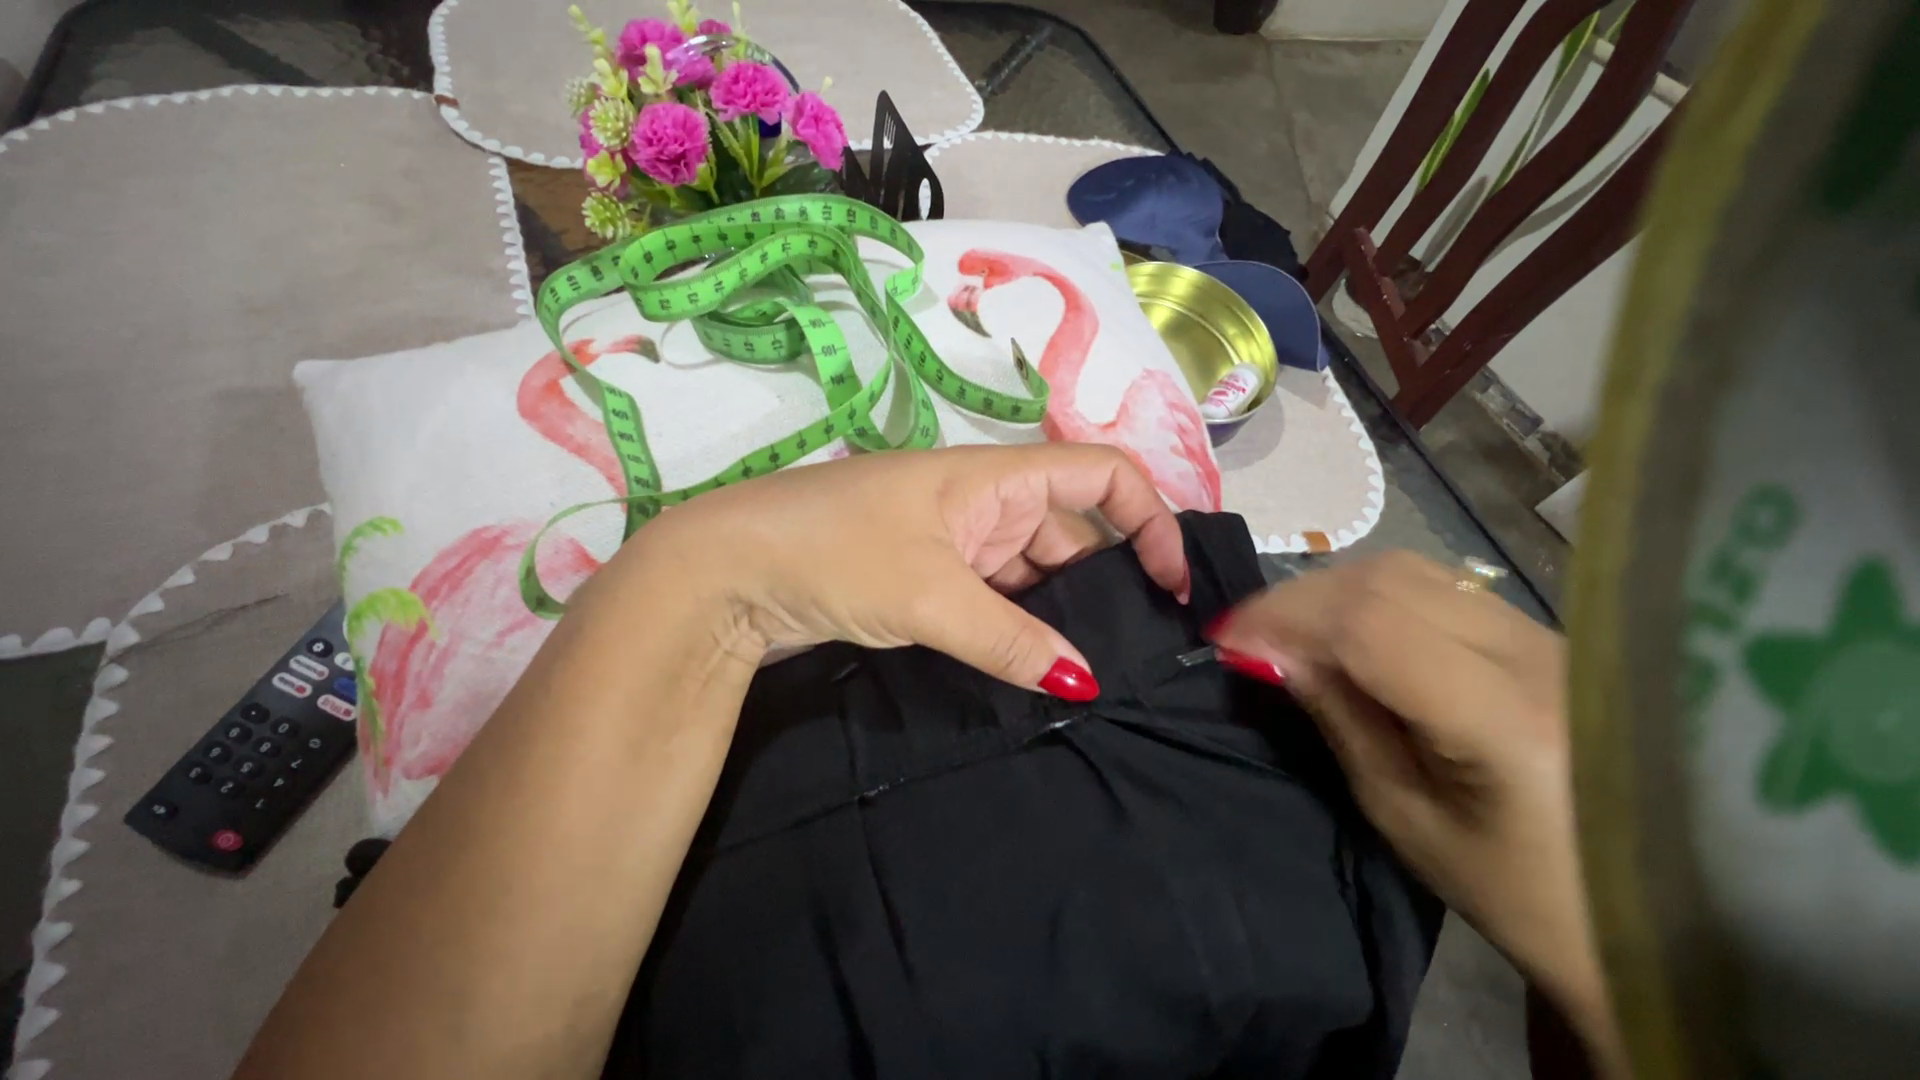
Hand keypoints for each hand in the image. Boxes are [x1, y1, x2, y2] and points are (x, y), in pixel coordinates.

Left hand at [586, 443, 1190, 700]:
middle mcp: (983, 502)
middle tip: (1135, 655)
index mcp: (994, 477)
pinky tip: (1035, 671)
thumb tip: (1086, 683)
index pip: (1101, 474)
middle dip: (1106, 586)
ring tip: (1090, 674)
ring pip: (1032, 575)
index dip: (1149, 518)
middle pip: (1072, 533)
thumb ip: (1011, 639)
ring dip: (1058, 618)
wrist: (725, 571)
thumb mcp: (929, 596)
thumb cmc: (833, 552)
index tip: (1170, 586)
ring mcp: (953, 543)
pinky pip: (994, 601)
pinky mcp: (925, 579)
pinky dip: (1017, 632)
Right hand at [1207, 553, 1623, 1075]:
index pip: (1371, 627)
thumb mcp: (1404, 816)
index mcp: (1504, 719)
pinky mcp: (1544, 633)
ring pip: (1412, 570)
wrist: (1646, 907)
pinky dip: (1372, 593)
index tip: (1226, 640)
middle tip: (1246, 632)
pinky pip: (1439, 585)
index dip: (1284, 619)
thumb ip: (1340, 718)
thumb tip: (1271, 651)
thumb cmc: (1513, 889)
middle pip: (1388, 581)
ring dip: (1333, 589)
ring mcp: (1547, 635)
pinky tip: (1344, 626)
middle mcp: (1534, 655)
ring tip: (1288, 627)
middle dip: (1299, 597)